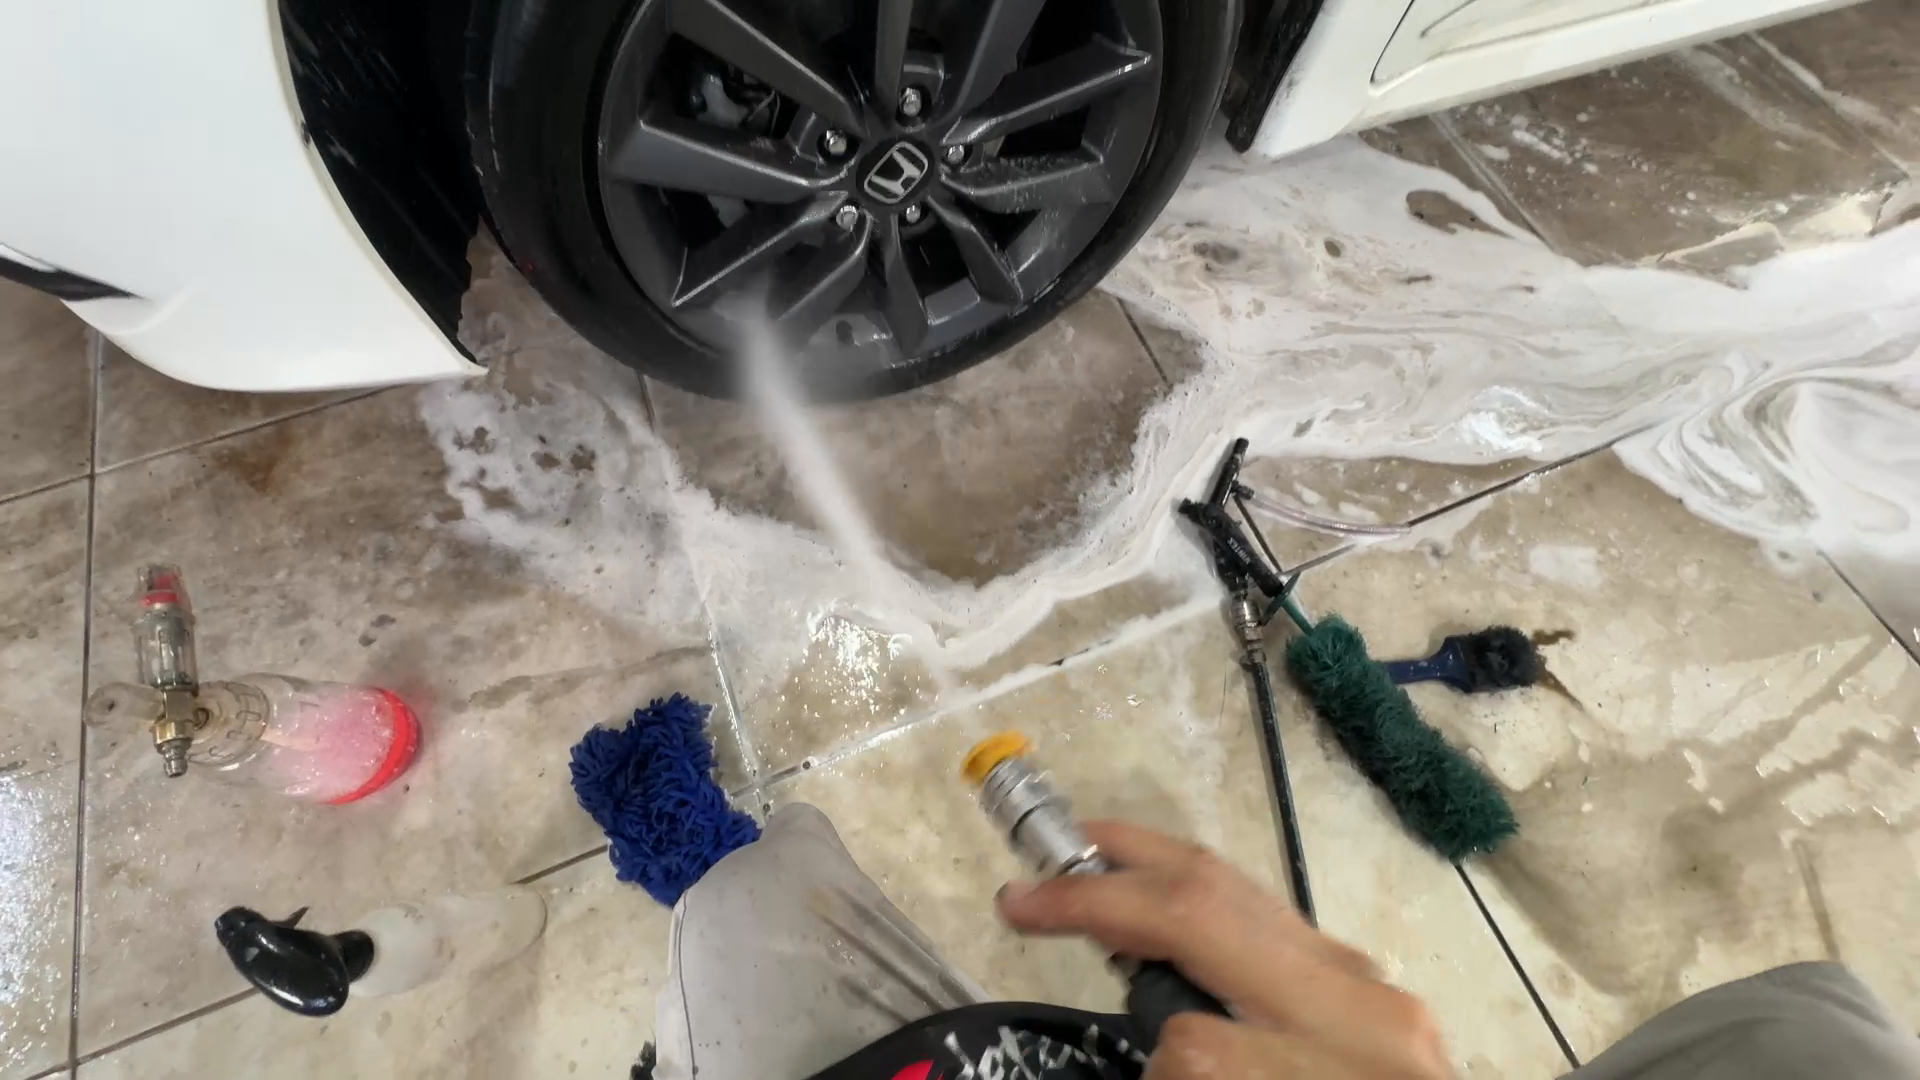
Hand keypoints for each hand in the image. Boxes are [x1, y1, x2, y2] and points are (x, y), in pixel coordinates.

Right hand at [995, 822, 1452, 1079]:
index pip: (1199, 1051)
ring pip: (1226, 883)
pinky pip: (1249, 903)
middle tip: (1035, 874)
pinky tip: (1150, 894)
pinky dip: (1185, 886)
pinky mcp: (1356, 962)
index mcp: (1330, 1079)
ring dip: (1141, 862)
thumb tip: (1154, 1046)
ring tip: (1082, 858)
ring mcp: (1361, 975)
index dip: (1132, 1050)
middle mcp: (1358, 1013)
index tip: (1084, 1036)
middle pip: (1206, 907)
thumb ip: (1197, 1068)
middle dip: (1106, 882)